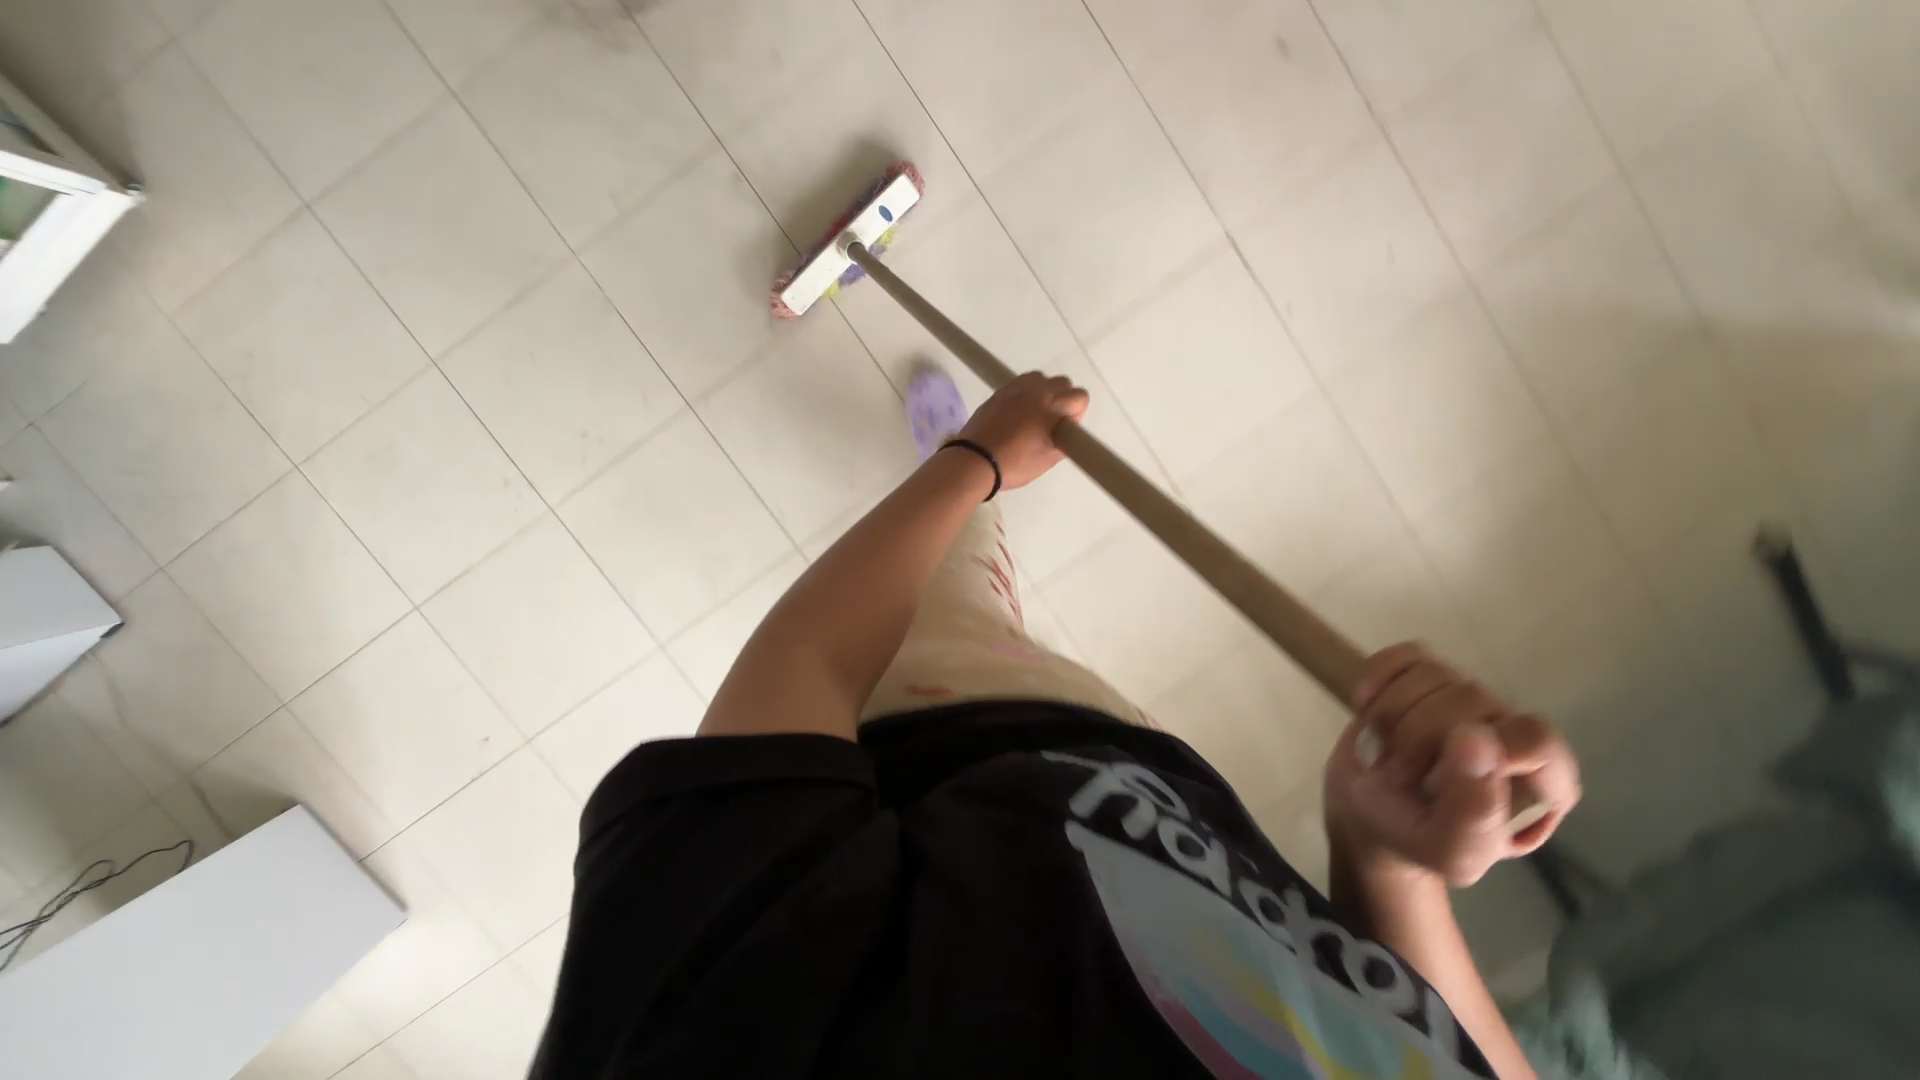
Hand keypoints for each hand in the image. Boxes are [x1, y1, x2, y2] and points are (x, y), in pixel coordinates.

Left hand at [956, 372, 1089, 490]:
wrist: (974, 461)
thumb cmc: (1015, 463)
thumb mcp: (1048, 459)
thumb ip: (1064, 440)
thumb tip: (1065, 429)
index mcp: (1051, 405)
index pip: (1080, 396)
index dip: (1076, 414)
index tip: (1064, 430)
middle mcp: (1035, 390)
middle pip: (1062, 383)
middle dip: (1063, 400)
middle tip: (1051, 424)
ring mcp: (1014, 388)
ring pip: (1040, 378)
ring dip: (1044, 392)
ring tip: (1034, 415)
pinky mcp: (998, 392)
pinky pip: (1020, 383)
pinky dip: (1025, 393)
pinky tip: (1017, 412)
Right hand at [1323, 643, 1580, 886]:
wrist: (1367, 818)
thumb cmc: (1416, 840)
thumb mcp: (1448, 851)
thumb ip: (1473, 812)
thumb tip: (1476, 736)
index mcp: (1542, 779)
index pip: (1535, 738)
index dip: (1482, 750)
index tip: (1435, 779)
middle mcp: (1510, 730)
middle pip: (1471, 698)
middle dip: (1415, 738)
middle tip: (1396, 777)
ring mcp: (1466, 699)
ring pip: (1433, 673)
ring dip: (1388, 715)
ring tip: (1382, 752)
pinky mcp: (1424, 678)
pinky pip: (1405, 655)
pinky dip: (1376, 679)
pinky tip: (1365, 708)